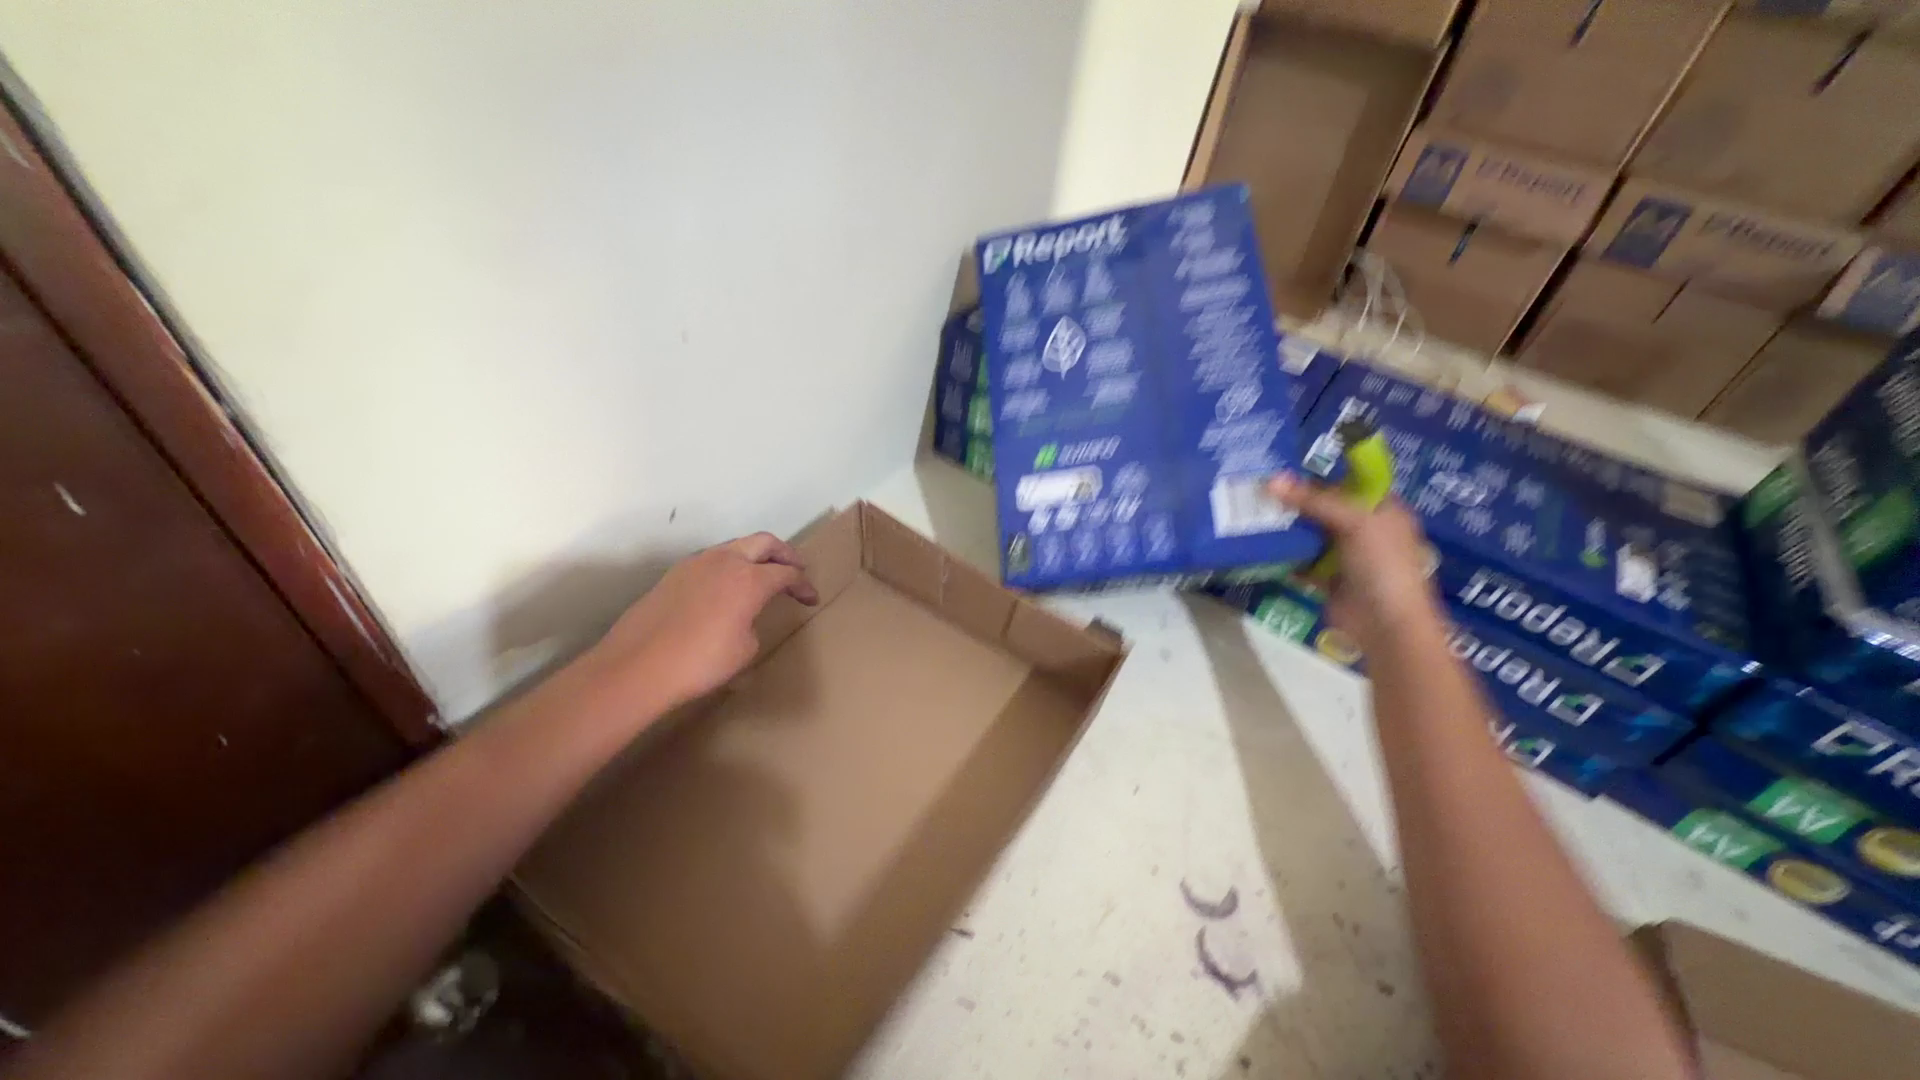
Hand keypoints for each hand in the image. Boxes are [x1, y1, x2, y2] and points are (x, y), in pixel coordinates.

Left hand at [585, 533, 818, 712]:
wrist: (639, 665)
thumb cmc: (700, 662)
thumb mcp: (744, 649)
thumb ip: (753, 623)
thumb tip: (743, 617)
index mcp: (750, 579)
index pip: (787, 574)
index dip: (803, 585)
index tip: (811, 598)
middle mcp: (725, 561)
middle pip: (764, 543)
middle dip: (784, 554)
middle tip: (795, 569)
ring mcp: (696, 564)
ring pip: (734, 547)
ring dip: (754, 557)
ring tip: (762, 576)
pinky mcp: (674, 574)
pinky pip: (711, 561)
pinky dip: (729, 567)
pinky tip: (726, 588)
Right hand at [1268, 473, 1443, 652]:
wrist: (1386, 625)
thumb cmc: (1383, 565)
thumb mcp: (1354, 522)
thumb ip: (1314, 500)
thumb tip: (1270, 481)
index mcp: (1383, 510)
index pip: (1350, 481)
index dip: (1321, 472)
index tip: (1285, 463)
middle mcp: (1365, 529)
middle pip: (1325, 507)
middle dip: (1295, 498)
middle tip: (1258, 484)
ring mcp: (1345, 556)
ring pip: (1310, 533)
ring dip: (1285, 525)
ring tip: (1250, 508)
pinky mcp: (1326, 580)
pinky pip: (1300, 560)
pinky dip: (1282, 553)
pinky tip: (1257, 542)